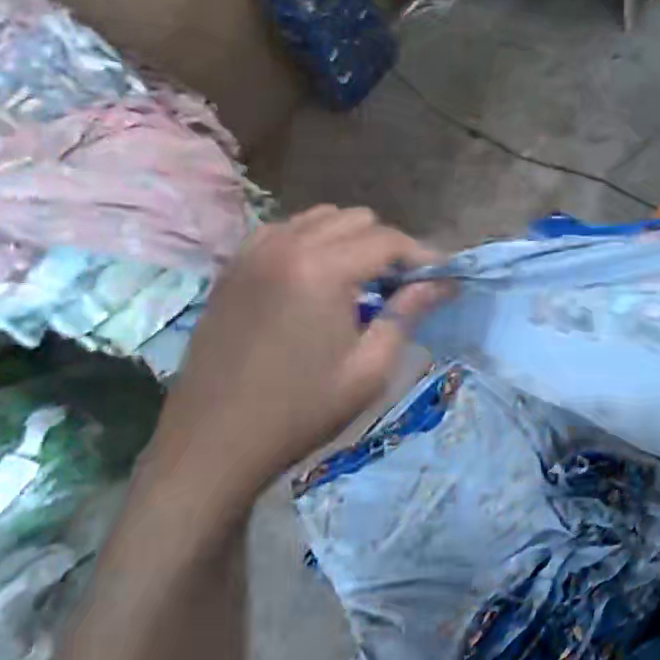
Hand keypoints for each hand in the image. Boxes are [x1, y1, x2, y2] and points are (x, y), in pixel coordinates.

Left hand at [141, 206, 448, 502]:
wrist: (214, 441)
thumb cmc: (302, 410)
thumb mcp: (370, 369)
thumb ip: (407, 314)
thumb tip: (444, 283)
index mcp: (321, 270)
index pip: (388, 240)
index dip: (424, 257)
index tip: (444, 280)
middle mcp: (285, 245)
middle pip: (356, 220)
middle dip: (388, 247)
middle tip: (401, 288)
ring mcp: (253, 252)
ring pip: (319, 219)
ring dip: (350, 241)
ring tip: (361, 284)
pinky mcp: (233, 268)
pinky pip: (284, 232)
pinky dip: (311, 243)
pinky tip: (318, 281)